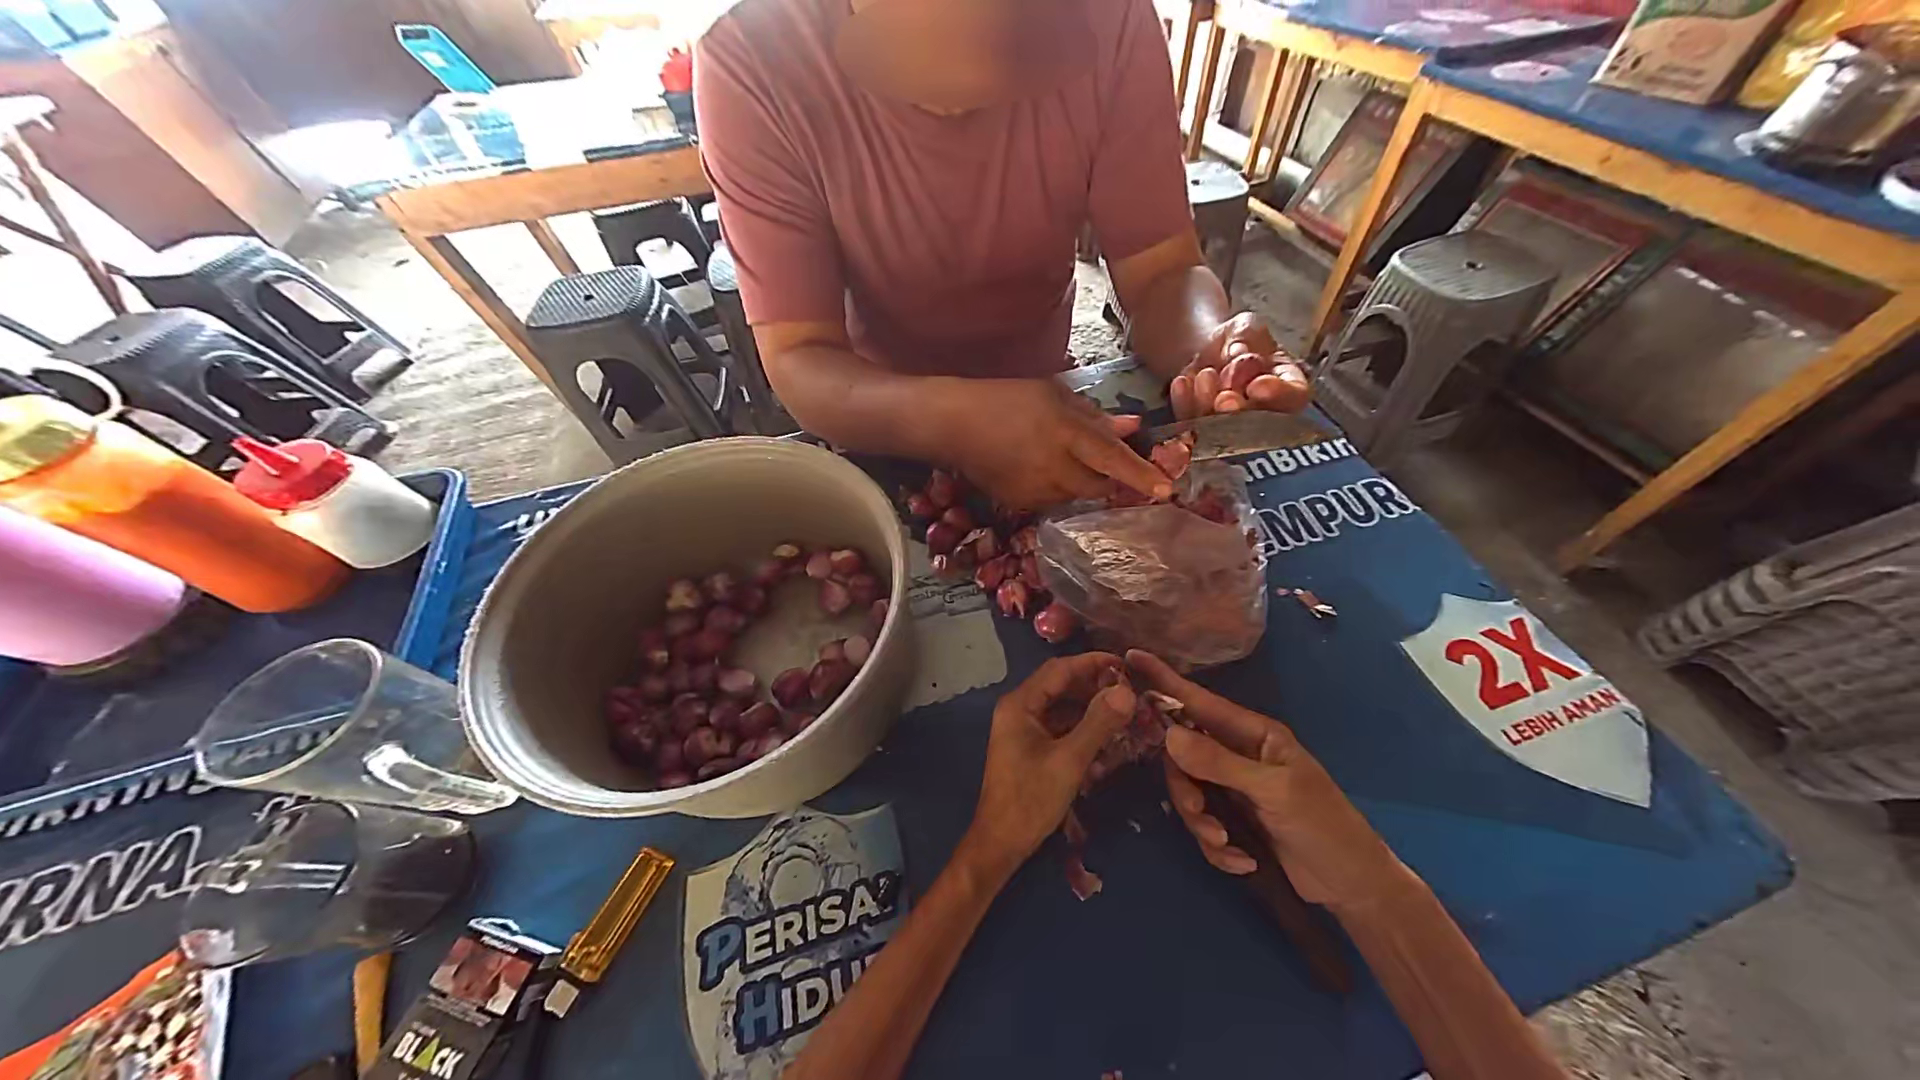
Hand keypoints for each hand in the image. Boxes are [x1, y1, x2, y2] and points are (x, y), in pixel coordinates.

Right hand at [936, 378, 1171, 509]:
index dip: (1140, 474)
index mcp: (1064, 431)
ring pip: (1075, 496)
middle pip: (1098, 486)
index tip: (1167, 489)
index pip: (1111, 457)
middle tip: (1104, 465)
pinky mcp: (1019, 503)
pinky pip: (1051, 502)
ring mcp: (1034, 489)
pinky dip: (1055, 489)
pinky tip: (1036, 468)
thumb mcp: (1053, 395)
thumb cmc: (1005, 398)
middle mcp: (1053, 466)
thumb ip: (1094, 415)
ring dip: (1079, 482)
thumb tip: (1133, 428)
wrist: (953, 423)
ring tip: (1056, 458)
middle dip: (1110, 480)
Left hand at [961, 654, 1138, 878]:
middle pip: (1060, 686)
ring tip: (1125, 711)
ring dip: (1090, 708)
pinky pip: (1059, 726)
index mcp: (1020, 704)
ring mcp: (1022, 728)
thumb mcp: (1069, 760)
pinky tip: (1107, 737)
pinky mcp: (1029, 746)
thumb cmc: (1030, 799)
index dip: (1092, 663)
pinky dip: (1081, 728)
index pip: (1059, 669)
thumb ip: (1098, 723)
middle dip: (1094, 686)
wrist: (1000, 843)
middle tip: (1130, 690)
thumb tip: (1126, 690)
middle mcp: (1018, 709)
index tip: (1125, 664)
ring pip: (1062, 707)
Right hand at [1126, 651, 1406, 910]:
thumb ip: (1219, 762)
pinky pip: (1201, 823)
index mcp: (1252, 733)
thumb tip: (1168, 733)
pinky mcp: (1232, 818)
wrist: (1354, 886)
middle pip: (1182, 754)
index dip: (1164, 679)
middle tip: (1200, 814)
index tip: (1130, 657)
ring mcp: (1232, 786)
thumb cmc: (1324, 826)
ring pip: (1188, 791)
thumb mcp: (1273, 792)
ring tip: (1226, 844)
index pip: (1199, 700)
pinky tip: (1242, 861)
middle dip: (1185, 788)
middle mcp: (1237, 753)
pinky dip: (1216, 846)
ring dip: (1200, 822)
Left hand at [1171, 313, 1312, 419]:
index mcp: (1287, 384)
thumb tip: (1238, 354)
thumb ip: (1245, 338)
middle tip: (1224, 399)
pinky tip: (1182, 382)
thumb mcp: (1245, 327)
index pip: (1294, 396)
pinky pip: (1191, 422)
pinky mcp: (1200, 427)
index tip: (1257, 386)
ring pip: (1220, 428)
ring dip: (1209, 405)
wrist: (1202, 348)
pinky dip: (1185, 403)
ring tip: (1204, 375)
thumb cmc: (1236, 339)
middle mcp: (1263, 412)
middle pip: (1257, 423)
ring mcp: (1229, 425)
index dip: (1278, 395)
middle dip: (1239, 411)